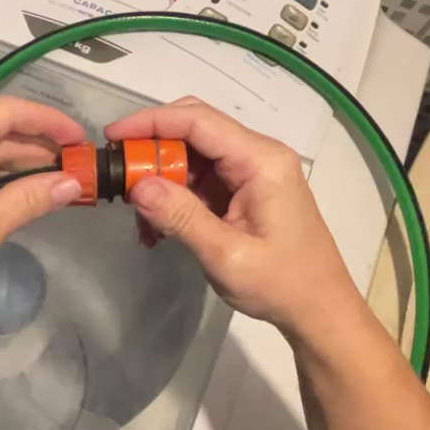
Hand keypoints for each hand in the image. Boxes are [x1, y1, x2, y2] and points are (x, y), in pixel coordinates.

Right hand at [107, 98, 359, 340]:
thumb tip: (137, 186)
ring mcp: (250, 172)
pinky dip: (173, 198)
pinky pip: (199, 180)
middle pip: (193, 130)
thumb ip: (181, 217)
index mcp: (260, 161)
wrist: (318, 309)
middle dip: (151, 149)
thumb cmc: (280, 283)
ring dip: (160, 180)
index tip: (111, 138)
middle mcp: (257, 155)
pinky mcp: (243, 190)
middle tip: (120, 178)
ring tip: (141, 219)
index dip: (150, 122)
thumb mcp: (225, 255)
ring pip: (191, 156)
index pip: (197, 121)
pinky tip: (159, 229)